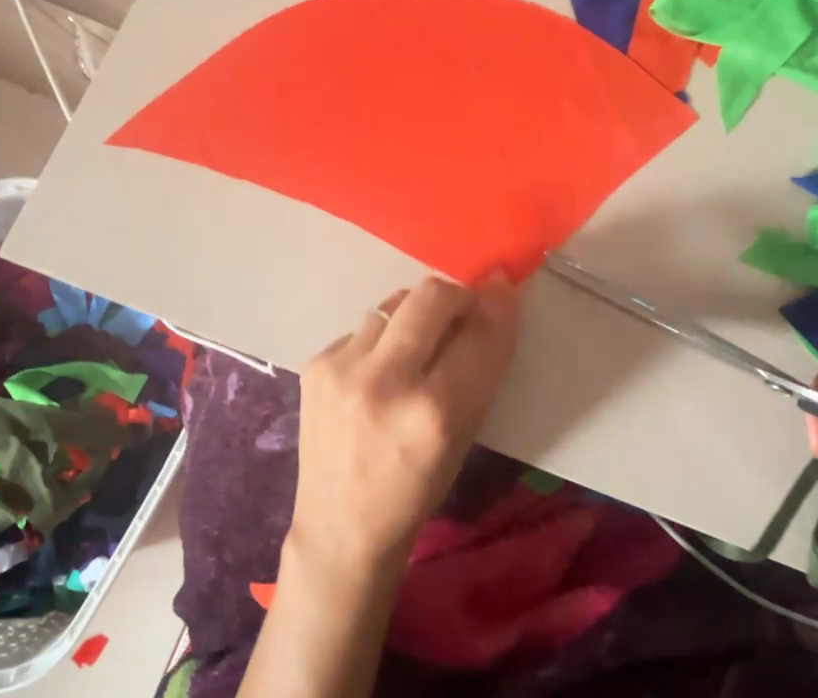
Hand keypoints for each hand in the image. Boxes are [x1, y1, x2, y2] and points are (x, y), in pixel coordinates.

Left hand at [288, 273, 520, 577]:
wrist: (341, 528)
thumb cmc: (416, 489)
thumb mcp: (463, 435)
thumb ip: (480, 367)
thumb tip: (494, 299)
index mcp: (434, 413)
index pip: (478, 334)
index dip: (497, 305)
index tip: (502, 288)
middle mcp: (386, 382)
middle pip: (431, 296)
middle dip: (455, 295)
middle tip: (461, 313)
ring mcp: (343, 370)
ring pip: (394, 303)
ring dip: (415, 317)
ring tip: (415, 351)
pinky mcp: (315, 365)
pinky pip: (363, 328)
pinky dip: (381, 341)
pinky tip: (377, 374)